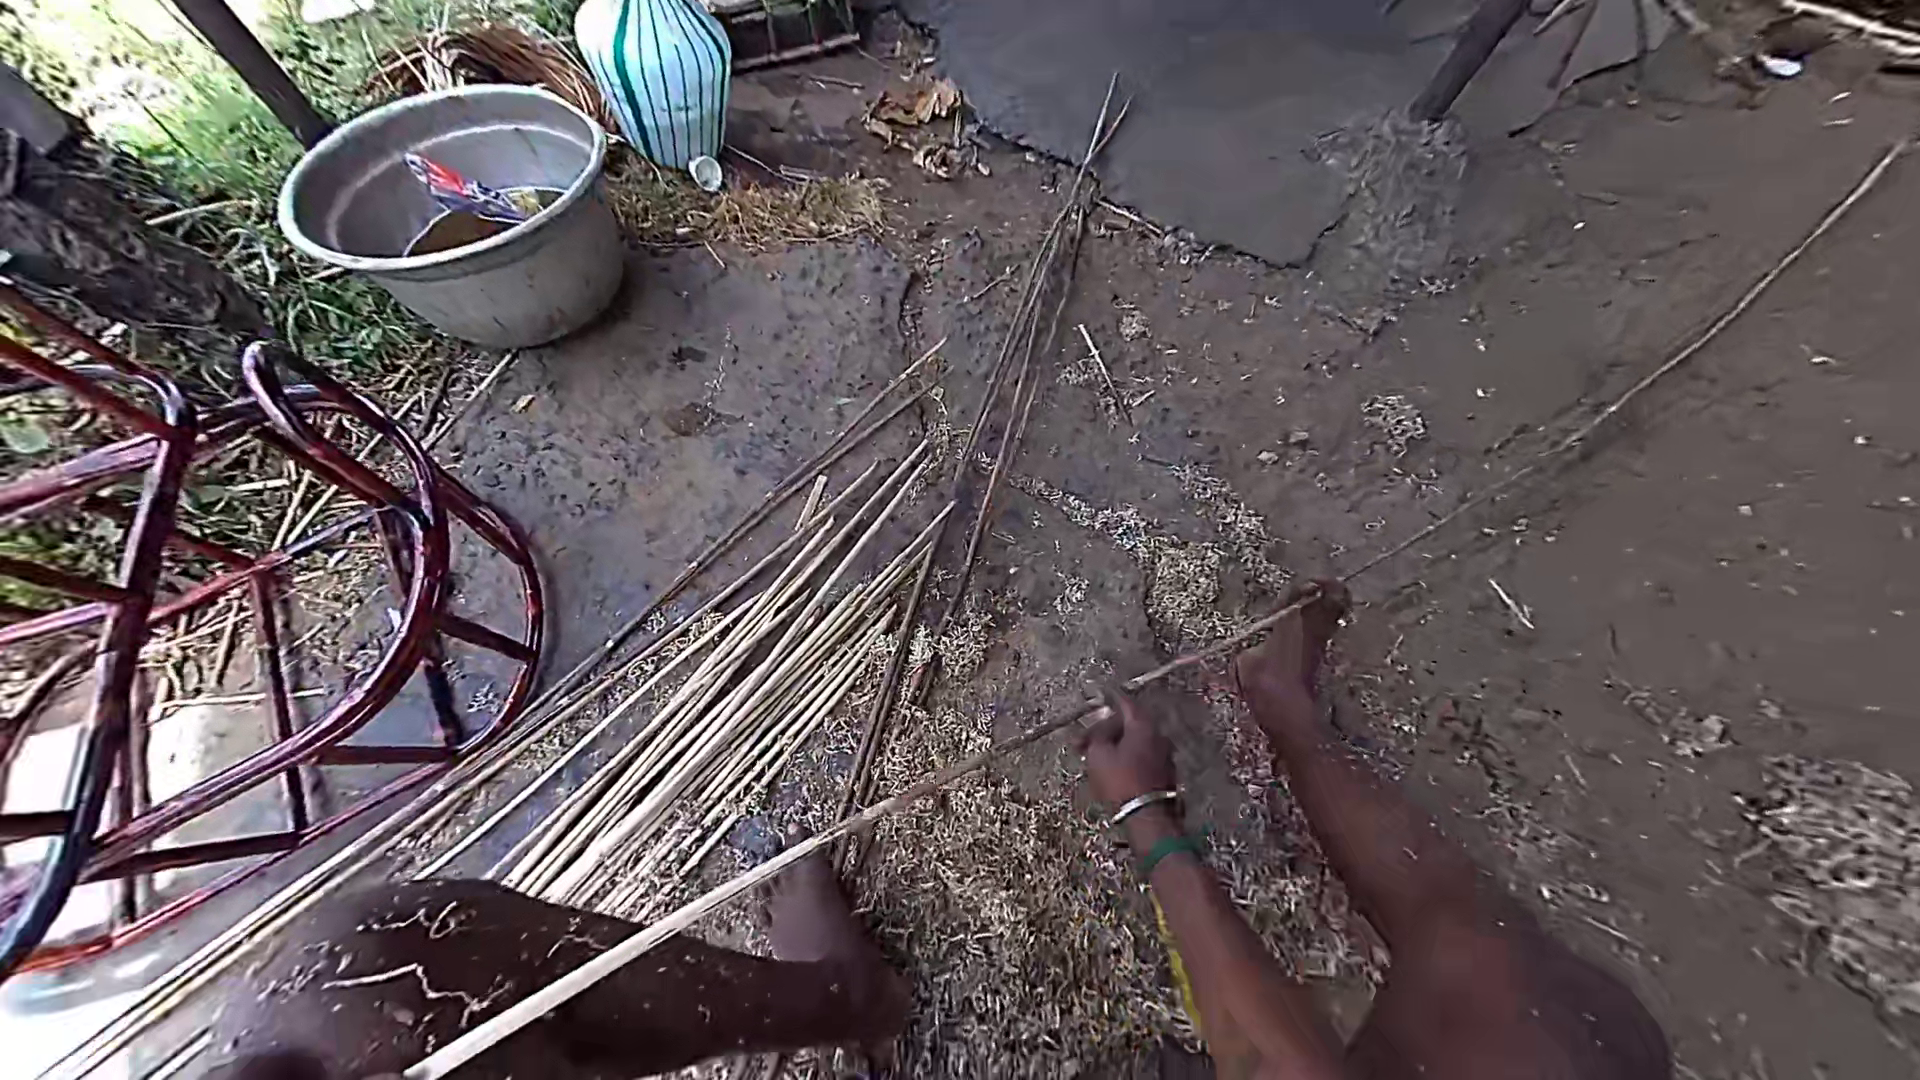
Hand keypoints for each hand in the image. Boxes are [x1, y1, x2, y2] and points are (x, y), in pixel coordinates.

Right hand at [1075, 686, 1176, 807]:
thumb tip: (1103, 727)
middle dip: (1107, 729)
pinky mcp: (1166, 774)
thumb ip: (1098, 734)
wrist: (1147, 818)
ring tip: (1096, 756)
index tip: (1100, 693)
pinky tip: (1114, 767)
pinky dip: (1128, 756)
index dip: (1110, 697)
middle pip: (1130, 723)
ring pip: (1136, 741)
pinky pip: (1143, 756)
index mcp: (1143, 726)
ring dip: (1117, 744)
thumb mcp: (1098, 753)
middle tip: (1086, 740)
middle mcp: (1158, 736)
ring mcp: (1165, 755)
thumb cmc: (1120, 780)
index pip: (1125, 703)